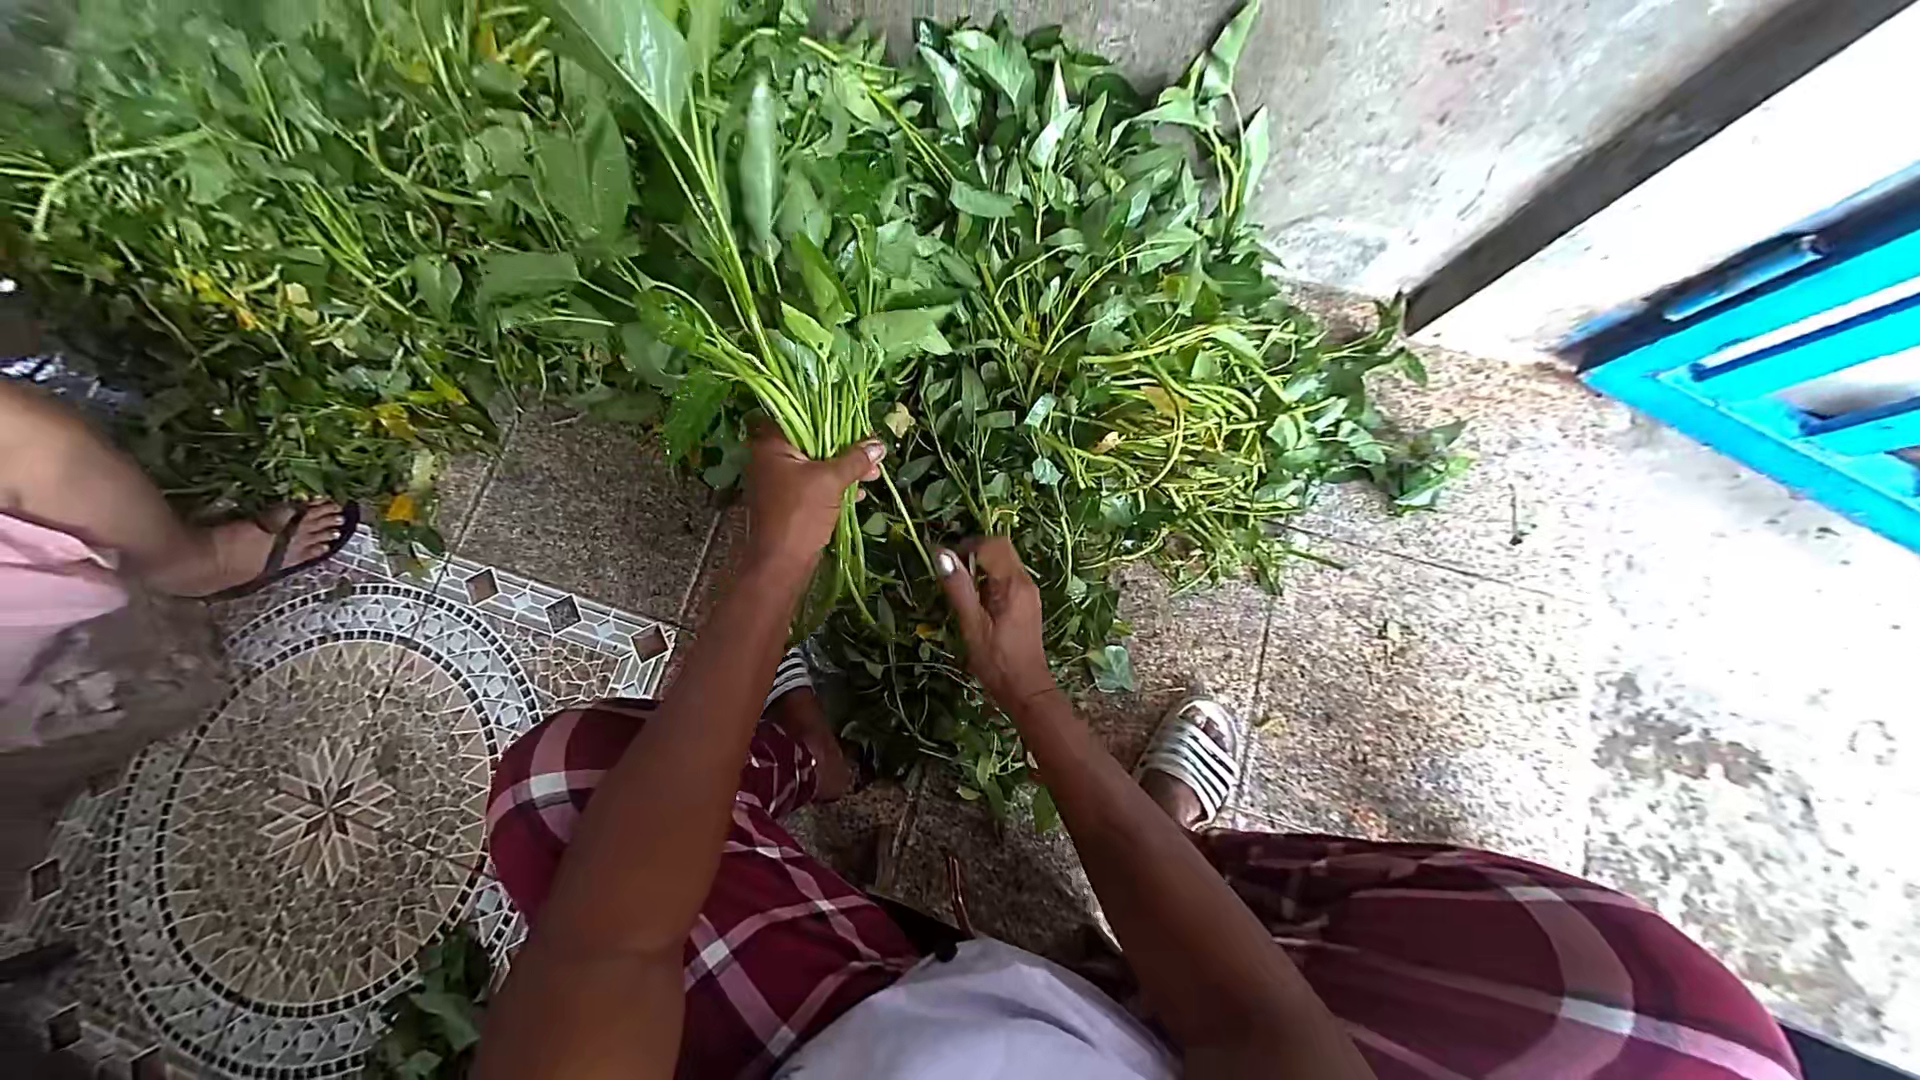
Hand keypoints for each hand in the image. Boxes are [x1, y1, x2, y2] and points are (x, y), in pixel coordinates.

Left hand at [743, 423, 884, 571]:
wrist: (781, 562)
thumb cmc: (800, 514)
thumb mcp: (831, 481)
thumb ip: (855, 460)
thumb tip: (879, 445)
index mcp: (772, 444)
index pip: (801, 416)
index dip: (830, 417)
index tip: (856, 423)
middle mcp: (770, 458)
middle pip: (811, 441)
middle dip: (844, 448)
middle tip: (870, 452)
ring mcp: (778, 481)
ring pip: (816, 465)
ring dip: (843, 469)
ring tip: (871, 474)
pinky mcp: (788, 501)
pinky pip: (814, 485)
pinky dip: (834, 486)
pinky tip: (857, 493)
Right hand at [935, 537, 1058, 709]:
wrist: (1026, 688)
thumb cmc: (996, 660)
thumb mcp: (971, 624)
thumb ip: (958, 587)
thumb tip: (941, 554)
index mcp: (1013, 584)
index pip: (992, 544)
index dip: (967, 545)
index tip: (947, 561)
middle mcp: (1025, 581)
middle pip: (1000, 548)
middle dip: (974, 552)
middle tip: (952, 573)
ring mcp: (1028, 591)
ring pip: (1004, 561)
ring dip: (981, 565)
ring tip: (961, 588)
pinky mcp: (1026, 601)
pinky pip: (1007, 576)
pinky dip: (989, 578)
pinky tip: (976, 600)